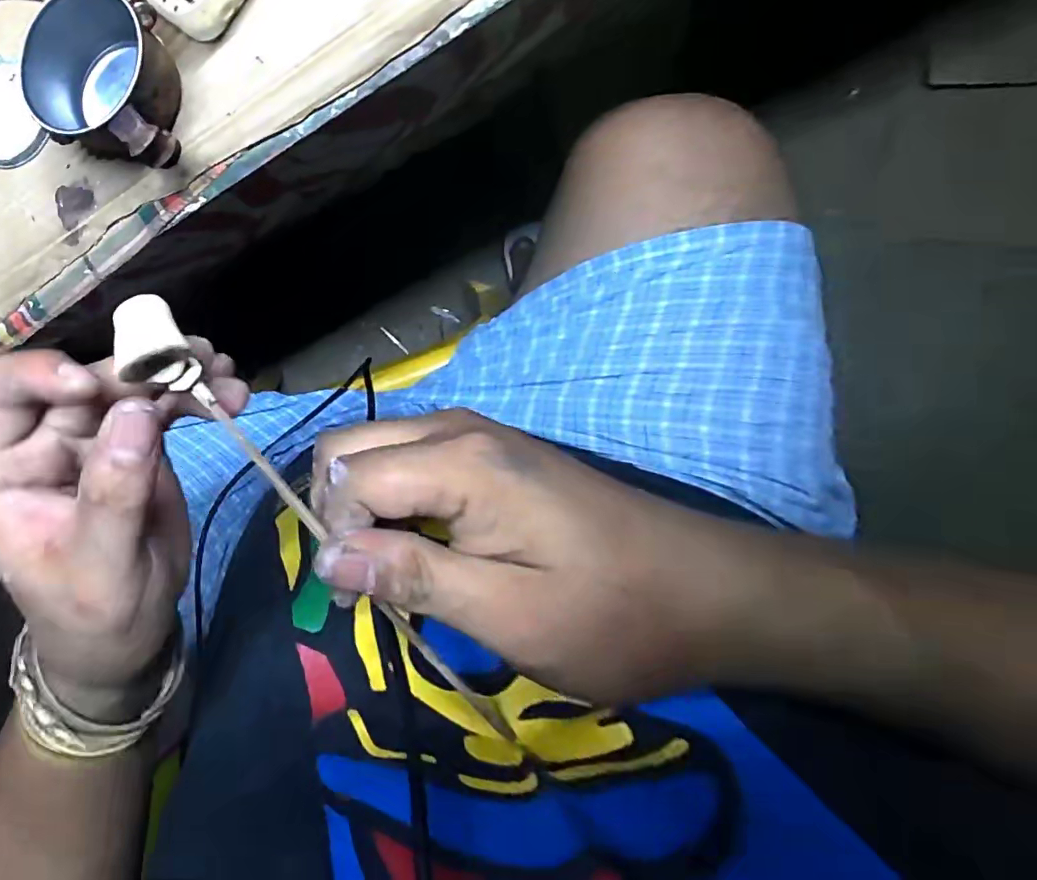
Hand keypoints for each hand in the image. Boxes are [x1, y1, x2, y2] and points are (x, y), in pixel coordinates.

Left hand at [0, 344, 247, 721]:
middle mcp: (41, 440)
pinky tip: (230, 391)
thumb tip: (136, 411)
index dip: (36, 373)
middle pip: (79, 379)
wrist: (125, 638)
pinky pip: (159, 402)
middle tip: (188, 365)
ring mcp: (89, 436)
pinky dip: (193, 392)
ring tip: (218, 370)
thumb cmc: (90, 616)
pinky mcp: (132, 439)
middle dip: (131, 368)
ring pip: (124, 382)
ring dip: (173, 369)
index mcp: (3, 468)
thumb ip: (112, 498)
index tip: (90, 386)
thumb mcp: (97, 572)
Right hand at [308, 409, 784, 704]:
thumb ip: (411, 578)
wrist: (717, 592)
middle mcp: (451, 427)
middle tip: (364, 573)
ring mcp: (465, 430)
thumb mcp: (511, 616)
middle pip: (342, 447)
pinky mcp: (477, 444)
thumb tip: (326, 559)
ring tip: (387, 560)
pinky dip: (382, 494)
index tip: (362, 594)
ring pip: (363, 447)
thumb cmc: (615, 614)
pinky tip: (415, 539)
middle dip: (332, 509)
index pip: (348, 479)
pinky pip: (395, 453)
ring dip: (354, 501)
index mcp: (460, 462)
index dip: (337, 535)